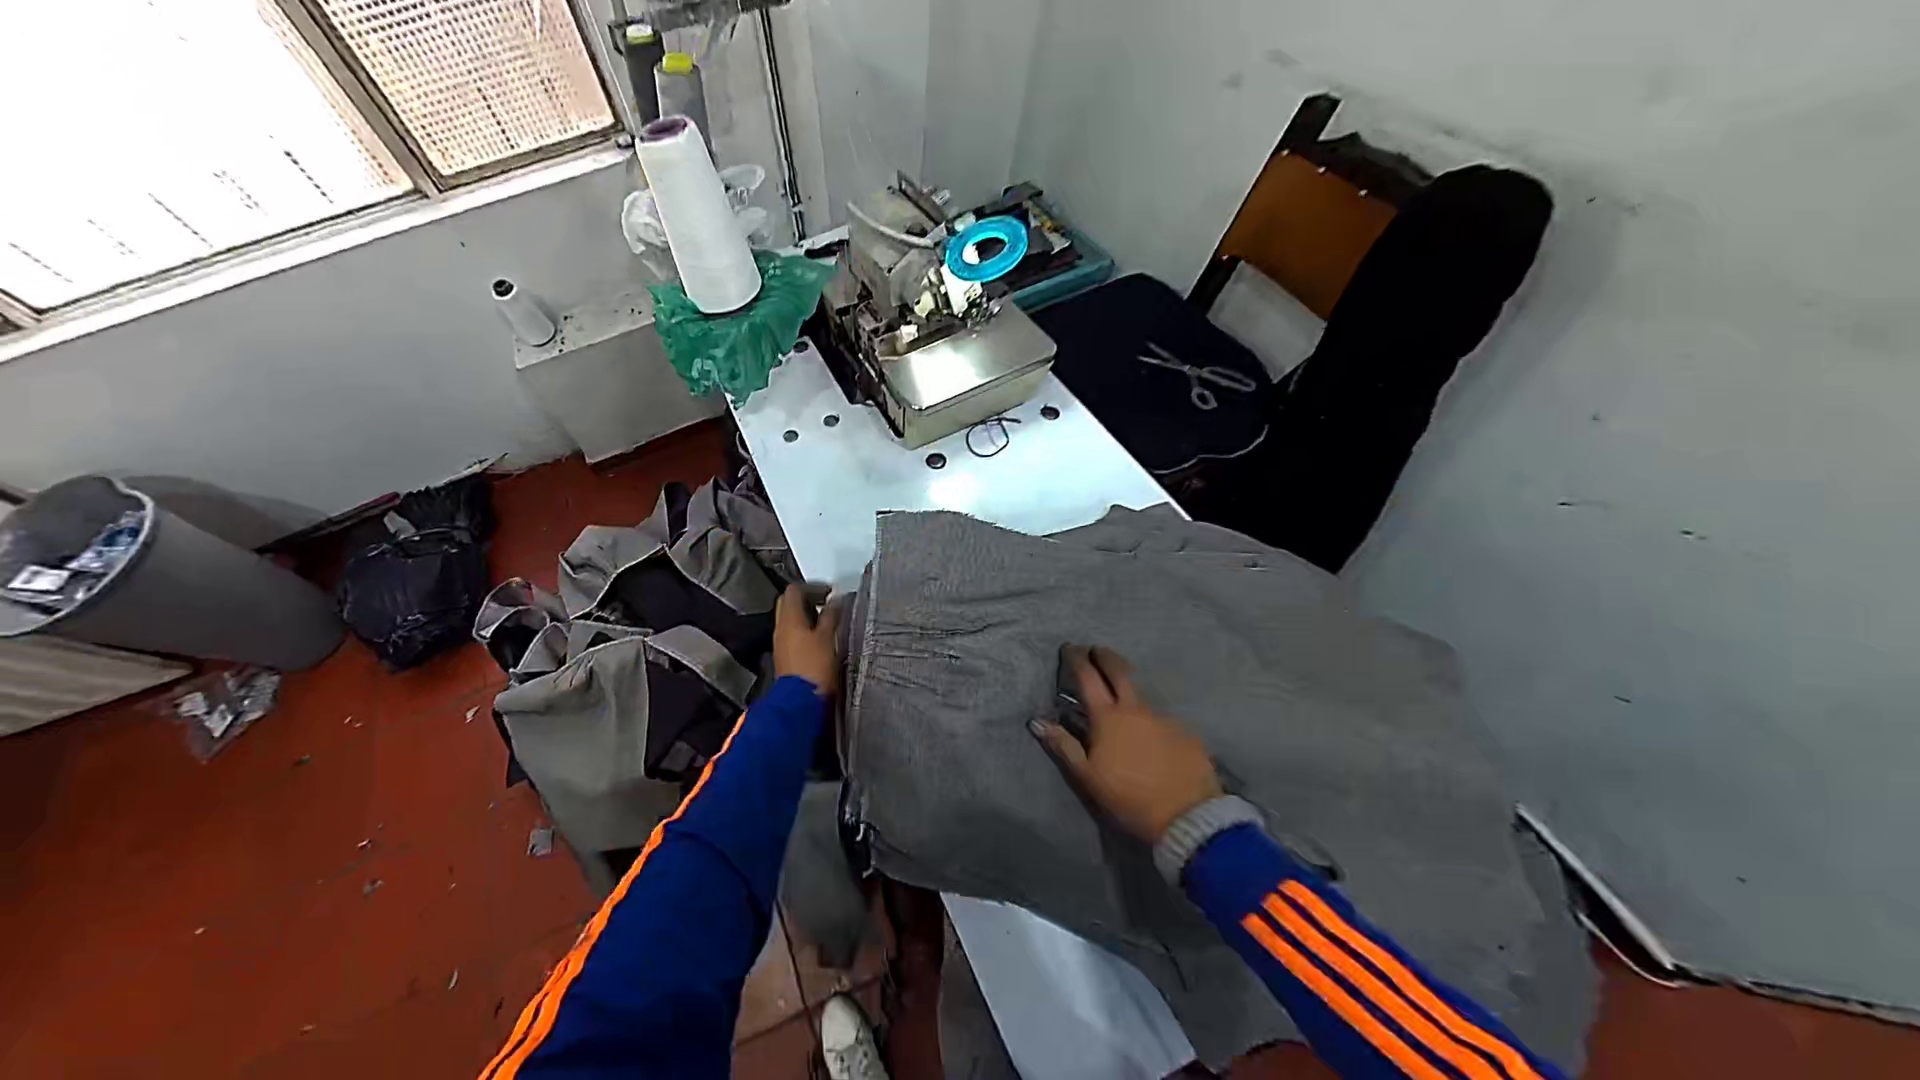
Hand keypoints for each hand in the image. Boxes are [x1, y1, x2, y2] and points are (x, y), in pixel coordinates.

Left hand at [774, 584, 843, 696]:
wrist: (799, 701)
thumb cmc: (814, 666)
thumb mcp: (828, 638)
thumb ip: (831, 616)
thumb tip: (835, 600)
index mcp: (790, 619)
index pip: (794, 591)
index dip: (812, 587)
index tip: (829, 592)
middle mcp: (781, 628)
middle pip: (789, 603)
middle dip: (806, 598)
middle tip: (826, 602)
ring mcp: (781, 643)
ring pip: (790, 619)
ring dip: (806, 615)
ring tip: (826, 619)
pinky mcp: (785, 656)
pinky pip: (792, 634)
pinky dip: (804, 629)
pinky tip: (820, 637)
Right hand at [1030, 645, 1221, 842]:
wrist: (1187, 816)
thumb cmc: (1128, 797)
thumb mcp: (1088, 776)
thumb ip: (1063, 745)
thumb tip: (1037, 721)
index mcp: (1108, 717)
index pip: (1088, 677)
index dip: (1077, 659)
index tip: (1070, 648)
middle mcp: (1136, 709)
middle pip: (1119, 671)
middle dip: (1105, 656)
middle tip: (1096, 650)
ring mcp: (1164, 718)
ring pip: (1142, 696)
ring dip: (1129, 691)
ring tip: (1123, 701)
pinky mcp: (1186, 732)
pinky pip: (1162, 720)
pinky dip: (1151, 722)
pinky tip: (1151, 737)